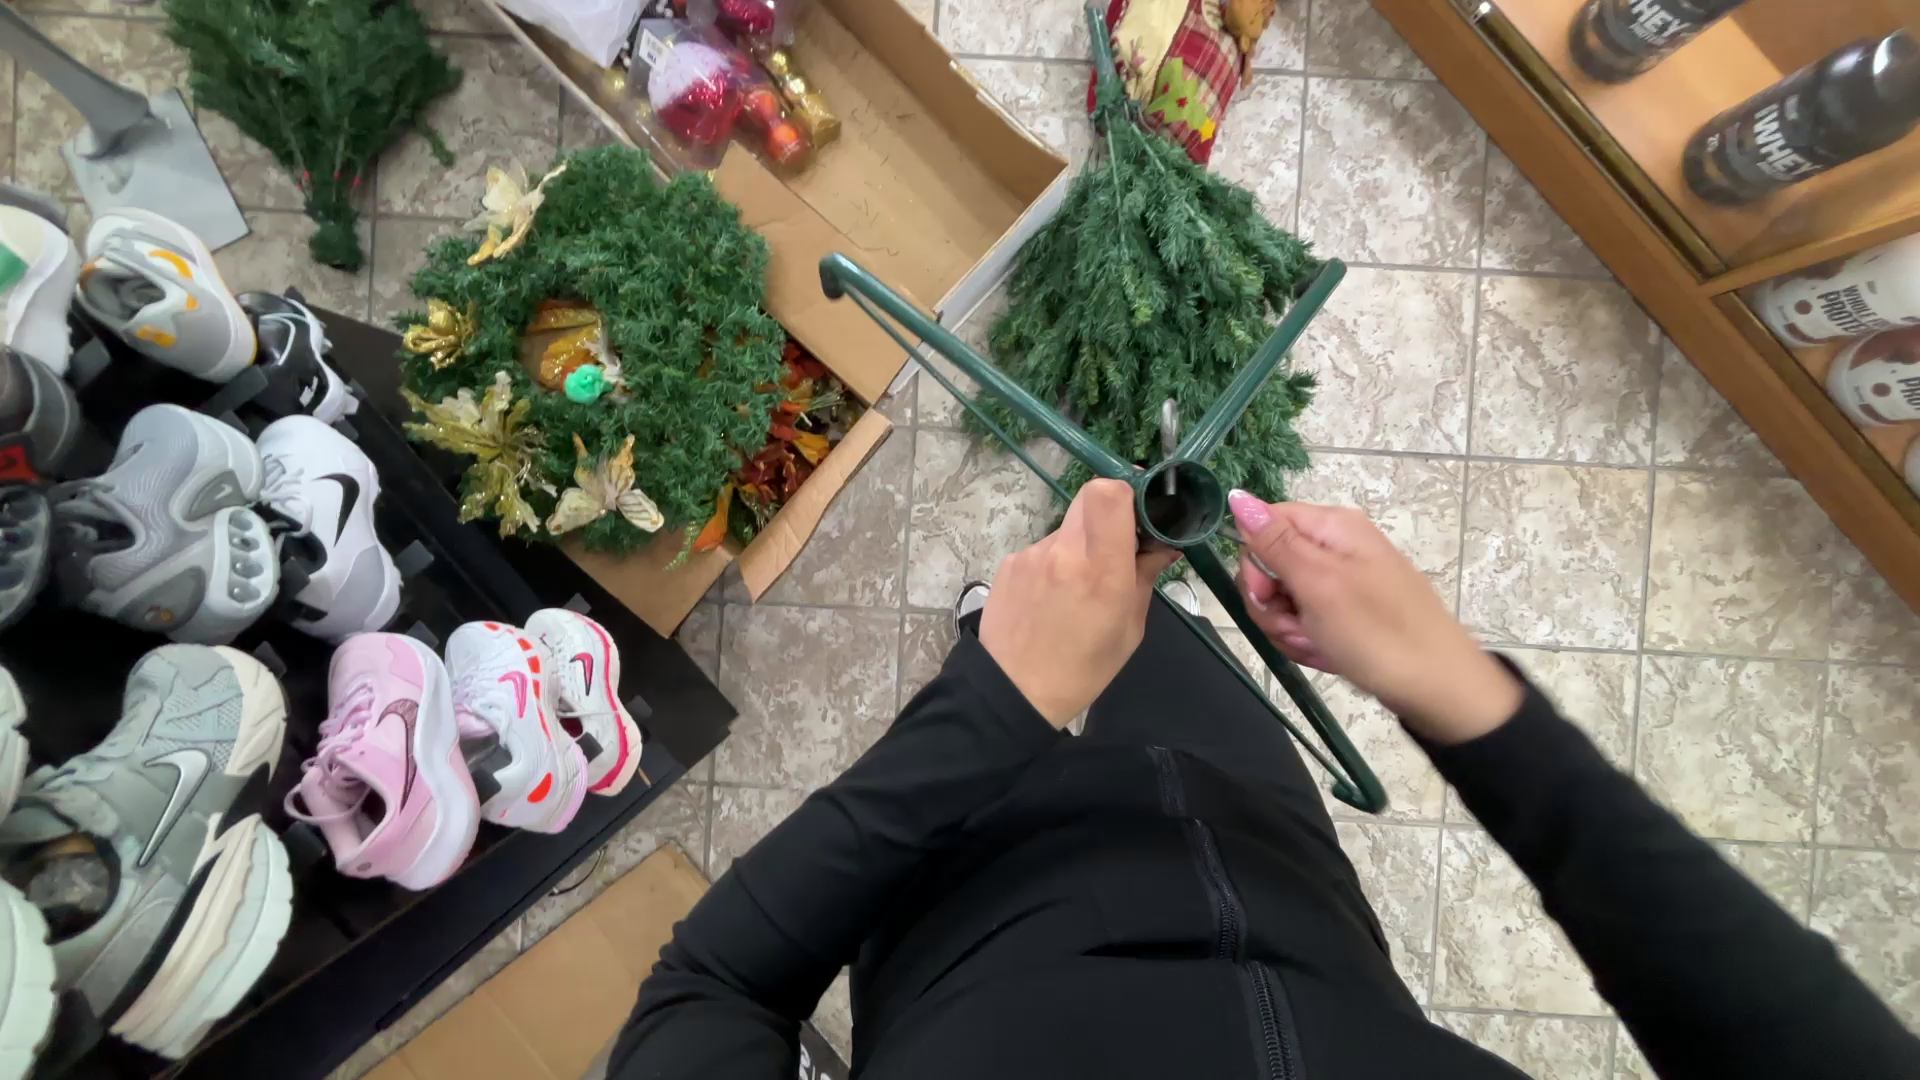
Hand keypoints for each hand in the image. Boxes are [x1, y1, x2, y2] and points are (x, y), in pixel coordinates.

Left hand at [977, 479, 1179, 728]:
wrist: (1012, 691)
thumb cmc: (1082, 669)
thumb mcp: (1129, 628)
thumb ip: (1145, 576)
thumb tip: (1162, 544)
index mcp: (1100, 570)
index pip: (1109, 493)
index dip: (1128, 489)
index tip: (1142, 507)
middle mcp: (1063, 552)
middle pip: (1090, 497)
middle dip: (1111, 513)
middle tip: (1119, 543)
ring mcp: (1031, 554)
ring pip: (1068, 527)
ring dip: (1082, 544)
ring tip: (1080, 587)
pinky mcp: (1010, 562)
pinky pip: (1045, 549)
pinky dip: (1056, 562)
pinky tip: (1053, 596)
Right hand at [1227, 490, 1520, 744]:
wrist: (1437, 689)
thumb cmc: (1378, 632)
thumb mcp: (1318, 583)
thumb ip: (1274, 540)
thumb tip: (1237, 496)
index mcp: (1332, 527)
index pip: (1264, 523)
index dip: (1254, 559)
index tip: (1267, 592)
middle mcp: (1334, 547)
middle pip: (1267, 564)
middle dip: (1270, 602)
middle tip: (1294, 624)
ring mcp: (1337, 582)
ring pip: (1279, 597)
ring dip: (1286, 626)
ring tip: (1316, 644)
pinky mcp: (1340, 612)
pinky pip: (1300, 619)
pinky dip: (1303, 639)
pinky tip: (1324, 652)